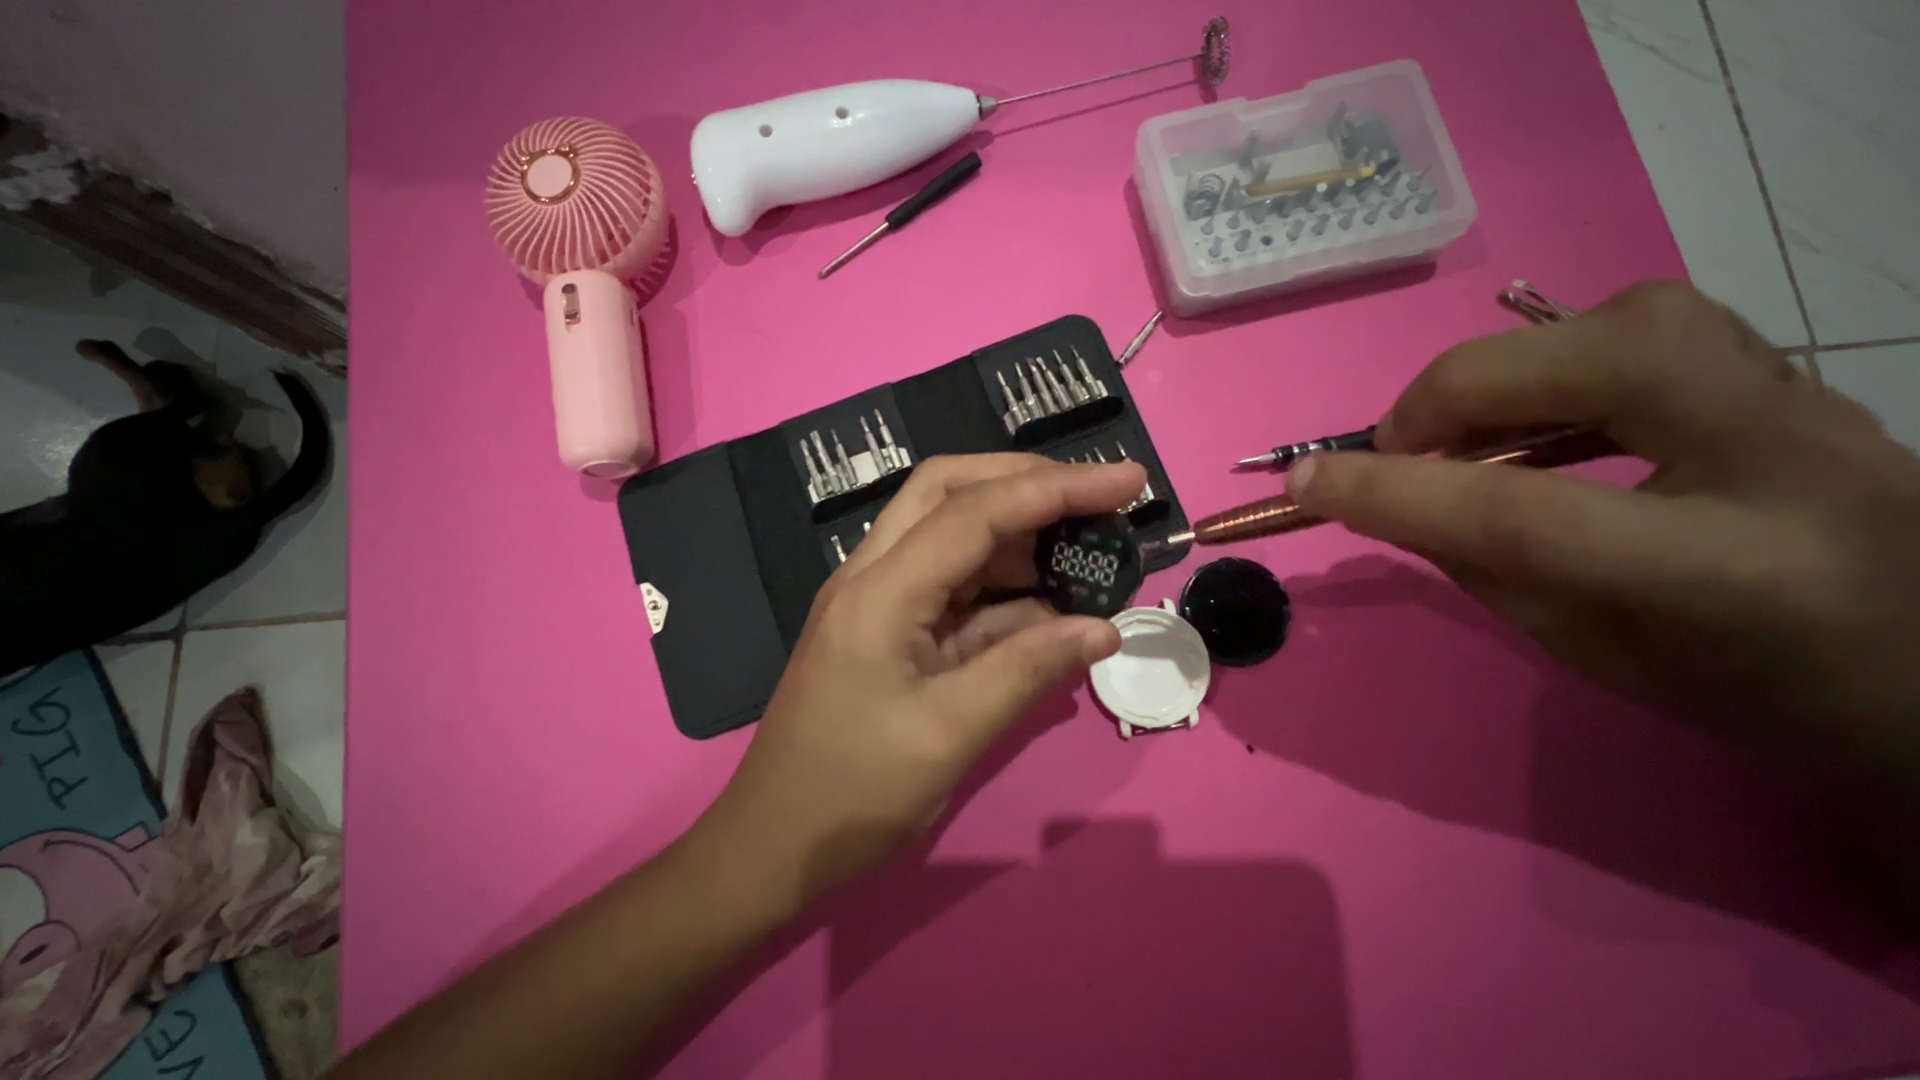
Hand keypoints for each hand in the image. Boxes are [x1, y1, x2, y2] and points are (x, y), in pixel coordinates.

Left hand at [696, 455, 1144, 903]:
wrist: (772, 844)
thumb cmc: (851, 795)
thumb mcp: (948, 736)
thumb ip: (1028, 672)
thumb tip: (1105, 629)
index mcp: (880, 592)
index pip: (976, 511)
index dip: (1056, 487)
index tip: (1129, 479)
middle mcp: (872, 576)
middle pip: (950, 491)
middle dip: (1028, 483)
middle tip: (1099, 500)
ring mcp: (876, 602)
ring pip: (950, 533)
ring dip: (1019, 533)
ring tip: (1089, 550)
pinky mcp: (886, 631)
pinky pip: (951, 587)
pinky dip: (1004, 587)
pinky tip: (1051, 605)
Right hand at [1287, 282, 1919, 795]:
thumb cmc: (1748, 688)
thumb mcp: (1592, 651)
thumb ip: (1488, 568)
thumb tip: (1403, 499)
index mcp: (1718, 574)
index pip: (1515, 512)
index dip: (1390, 490)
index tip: (1303, 481)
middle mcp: (1775, 463)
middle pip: (1586, 366)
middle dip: (1454, 394)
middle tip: (1403, 447)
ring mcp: (1802, 402)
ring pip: (1627, 317)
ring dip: (1512, 368)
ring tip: (1469, 428)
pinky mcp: (1793, 372)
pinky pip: (1655, 325)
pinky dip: (1565, 358)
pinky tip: (1540, 407)